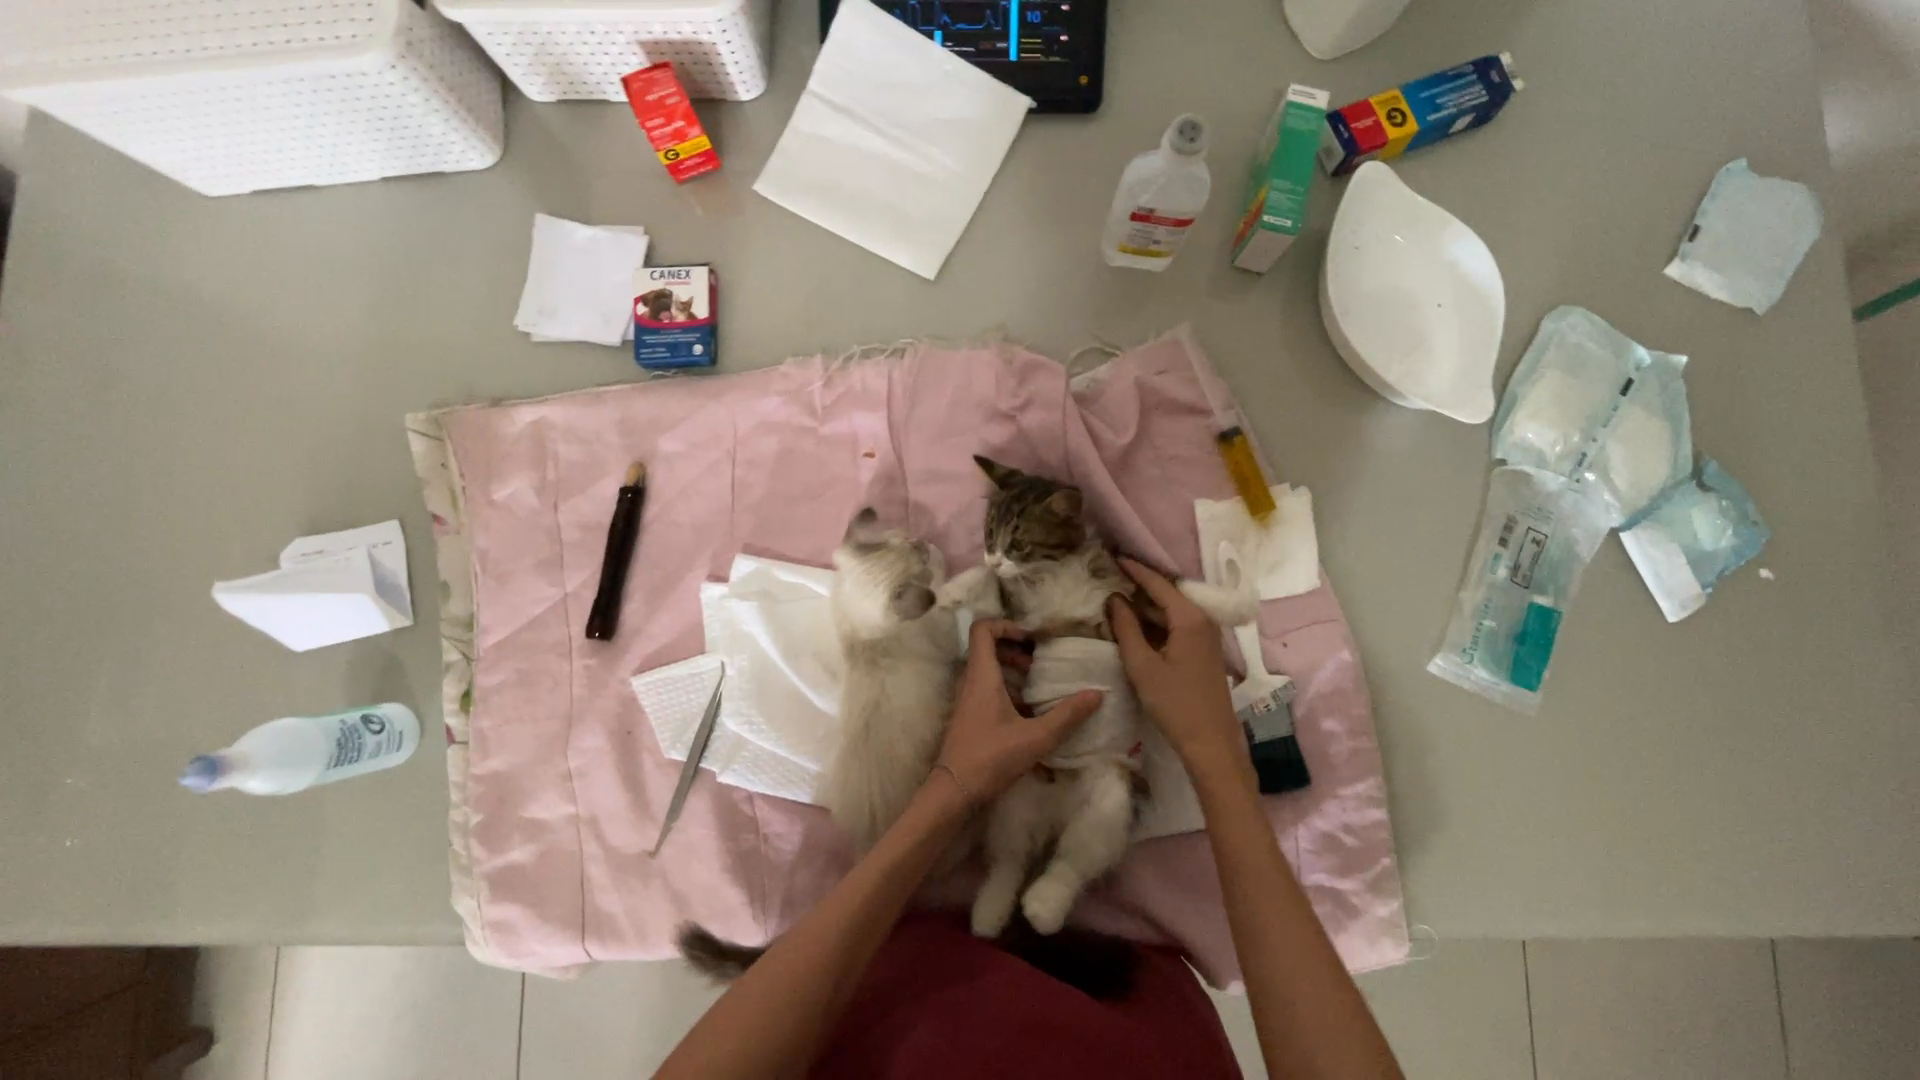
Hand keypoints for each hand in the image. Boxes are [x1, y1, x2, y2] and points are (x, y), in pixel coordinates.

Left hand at [935, 620, 1101, 804]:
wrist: (955, 791)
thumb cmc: (992, 758)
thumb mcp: (1037, 737)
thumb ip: (1068, 715)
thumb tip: (1098, 693)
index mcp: (982, 676)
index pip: (982, 629)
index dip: (1006, 625)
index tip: (1031, 639)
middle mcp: (970, 682)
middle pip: (987, 648)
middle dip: (1014, 649)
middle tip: (1039, 664)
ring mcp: (967, 700)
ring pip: (987, 671)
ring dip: (1012, 671)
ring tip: (1038, 686)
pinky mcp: (969, 717)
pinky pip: (986, 690)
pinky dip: (1007, 691)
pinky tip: (1028, 712)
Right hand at [1108, 558, 1246, 773]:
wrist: (1210, 741)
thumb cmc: (1174, 703)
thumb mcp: (1142, 665)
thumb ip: (1126, 628)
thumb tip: (1114, 599)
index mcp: (1189, 618)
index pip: (1158, 583)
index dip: (1135, 569)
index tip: (1113, 557)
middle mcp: (1202, 620)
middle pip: (1167, 595)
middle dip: (1139, 587)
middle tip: (1110, 579)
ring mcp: (1206, 636)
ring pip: (1172, 612)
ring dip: (1146, 607)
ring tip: (1117, 602)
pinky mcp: (1204, 651)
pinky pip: (1178, 626)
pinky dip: (1157, 624)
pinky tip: (1136, 628)